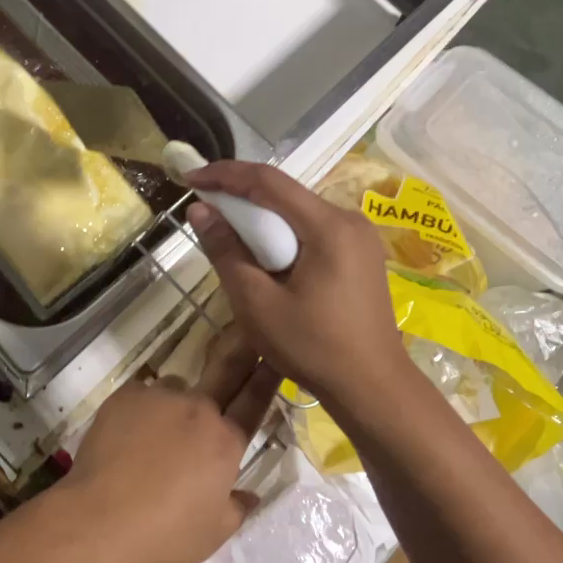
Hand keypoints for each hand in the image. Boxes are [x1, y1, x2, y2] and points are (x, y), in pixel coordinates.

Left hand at [60, 326, 279, 562]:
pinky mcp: (123, 396)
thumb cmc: (165, 531)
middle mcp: (196, 409)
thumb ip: (236, 506)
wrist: (100, 517)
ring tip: (160, 433)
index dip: (267, 378)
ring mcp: (157, 398)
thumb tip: (249, 495)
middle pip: (225, 372)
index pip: (254, 401)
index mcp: (225, 441)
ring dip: (178, 403)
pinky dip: (144, 408)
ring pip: (177, 389)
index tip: (275, 356)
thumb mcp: (214, 532)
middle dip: (241, 352)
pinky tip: (131, 433)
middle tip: (248, 336)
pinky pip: (142, 394)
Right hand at [183, 161, 406, 400]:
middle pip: (284, 192)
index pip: (268, 181)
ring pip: (296, 210)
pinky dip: (279, 232)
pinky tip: (260, 252)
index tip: (189, 178)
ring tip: (224, 228)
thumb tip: (200, 210)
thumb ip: (227, 251)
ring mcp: (358, 237)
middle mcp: (348, 220)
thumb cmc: (313, 347)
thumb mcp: (256, 302)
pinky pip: (310, 228)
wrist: (373, 388)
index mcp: (328, 227)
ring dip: (259, 215)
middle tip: (202, 204)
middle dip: (239, 194)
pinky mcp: (359, 254)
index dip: (225, 174)